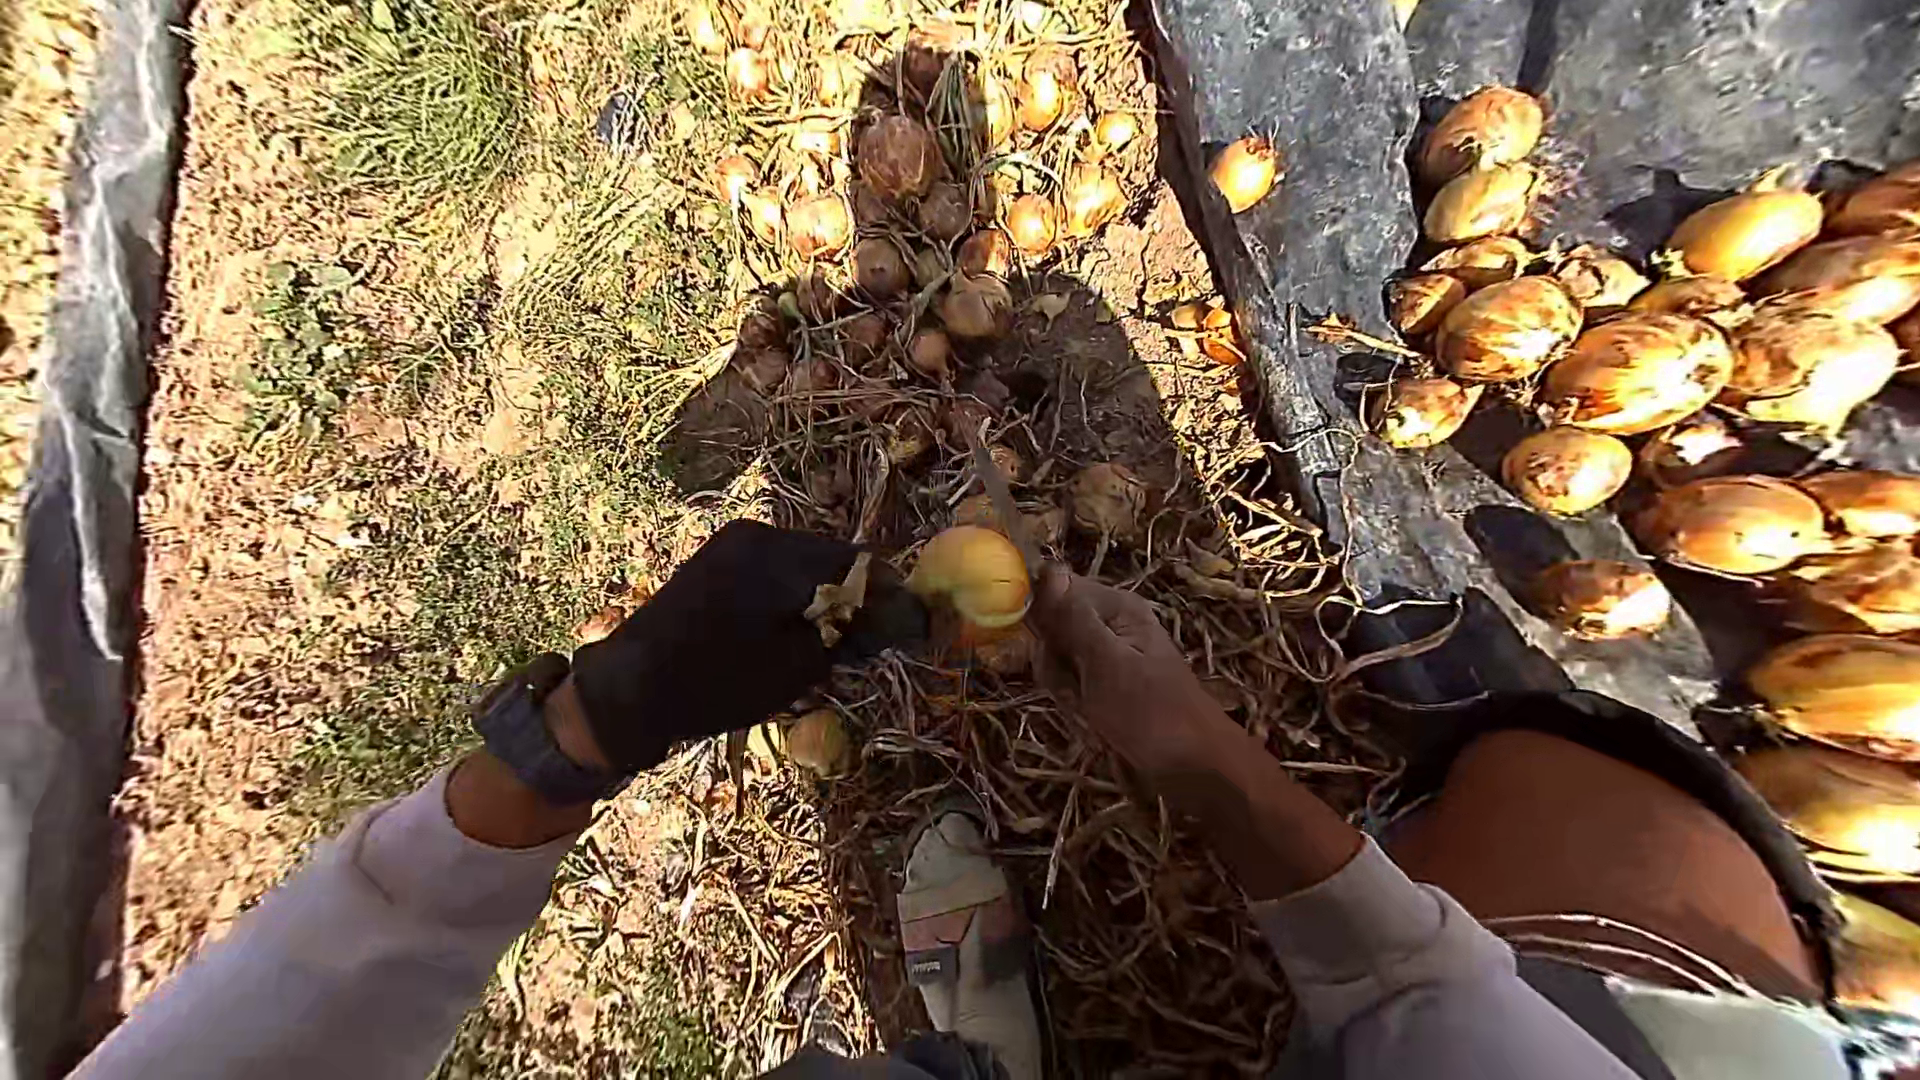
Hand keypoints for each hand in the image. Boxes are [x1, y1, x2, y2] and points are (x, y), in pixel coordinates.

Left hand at [570, 520, 924, 770]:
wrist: (628, 690)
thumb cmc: (717, 682)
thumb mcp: (797, 664)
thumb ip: (849, 629)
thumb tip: (897, 614)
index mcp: (777, 555)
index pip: (856, 564)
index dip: (887, 594)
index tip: (906, 623)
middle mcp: (758, 534)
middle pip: (833, 556)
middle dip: (858, 592)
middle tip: (872, 632)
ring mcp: (736, 541)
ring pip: (808, 559)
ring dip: (829, 590)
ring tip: (838, 630)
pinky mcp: (722, 555)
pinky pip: (779, 564)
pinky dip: (799, 589)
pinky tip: (801, 619)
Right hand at [1030, 563, 1363, 896]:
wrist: (1197, 770)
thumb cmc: (1153, 713)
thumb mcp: (1106, 662)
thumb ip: (1072, 618)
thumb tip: (1048, 569)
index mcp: (1115, 607)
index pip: (1056, 588)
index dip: (1040, 614)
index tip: (1042, 645)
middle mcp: (1108, 624)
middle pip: (1051, 628)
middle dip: (1053, 663)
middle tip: (1073, 688)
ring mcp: (1106, 656)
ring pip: (1055, 661)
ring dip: (1063, 690)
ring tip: (1088, 711)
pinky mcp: (1103, 685)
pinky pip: (1069, 685)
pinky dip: (1074, 706)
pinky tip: (1092, 724)